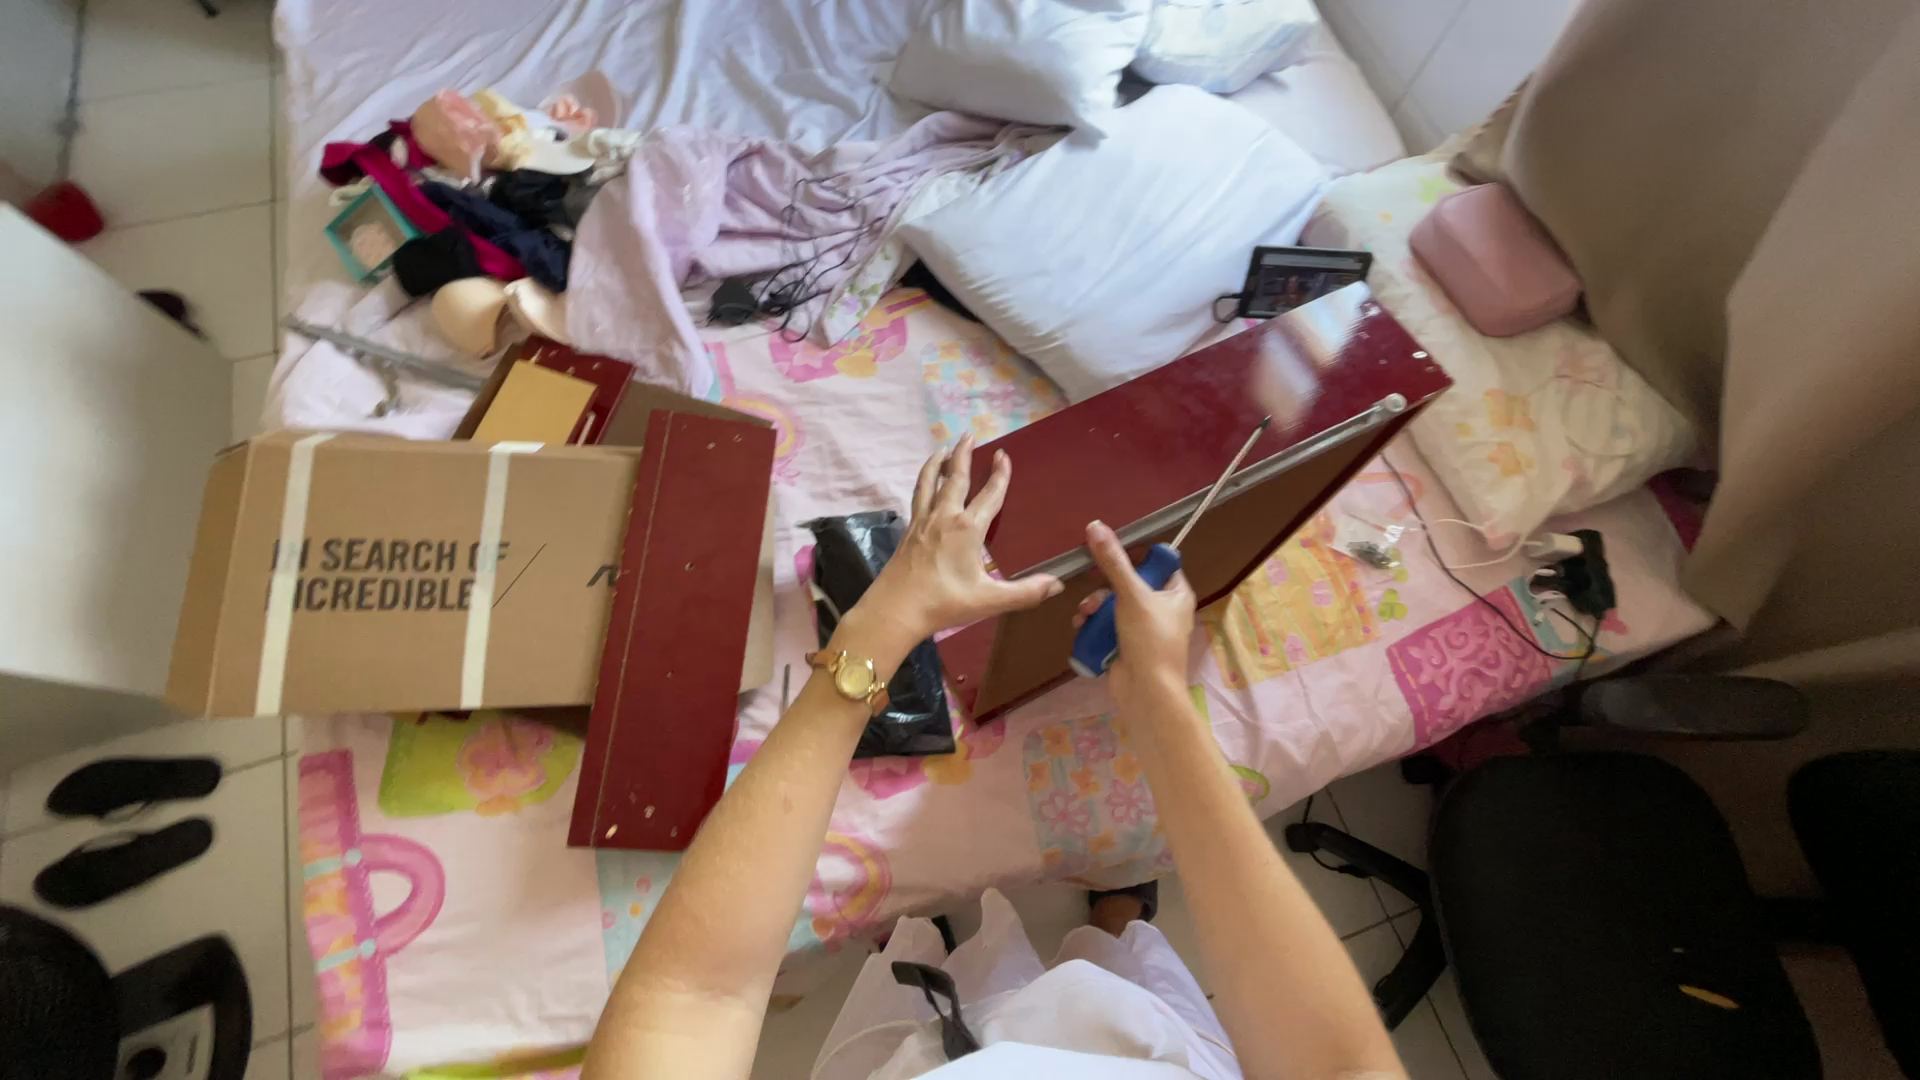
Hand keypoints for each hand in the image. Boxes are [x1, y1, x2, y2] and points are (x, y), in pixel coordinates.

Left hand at [852, 434, 1063, 652]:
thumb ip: (1025, 592)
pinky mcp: (908, 531)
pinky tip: (924, 485)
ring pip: (930, 482)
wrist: (895, 610)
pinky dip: (923, 483)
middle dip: (964, 455)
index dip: (999, 474)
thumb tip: (1057, 585)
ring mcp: (923, 522)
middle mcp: (944, 517)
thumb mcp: (989, 600)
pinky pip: (918, 497)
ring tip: (943, 449)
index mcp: (967, 528)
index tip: (1003, 455)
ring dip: (938, 463)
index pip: (989, 494)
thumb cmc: (943, 603)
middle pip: (956, 478)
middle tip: (969, 435)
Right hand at [1073, 519, 1195, 705]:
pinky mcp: (1126, 645)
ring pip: (1113, 604)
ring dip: (1094, 606)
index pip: (1157, 561)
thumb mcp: (1131, 594)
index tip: (1110, 554)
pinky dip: (1093, 624)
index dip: (1134, 555)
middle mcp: (1162, 608)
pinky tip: (1081, 626)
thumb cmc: (1149, 640)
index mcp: (1176, 593)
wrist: (1146, 693)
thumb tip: (1095, 526)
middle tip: (1093, 589)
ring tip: (1085, 614)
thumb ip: (1113, 561)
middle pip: (1128, 583)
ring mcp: (1143, 629)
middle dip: (1105, 587)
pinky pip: (1106, 625)